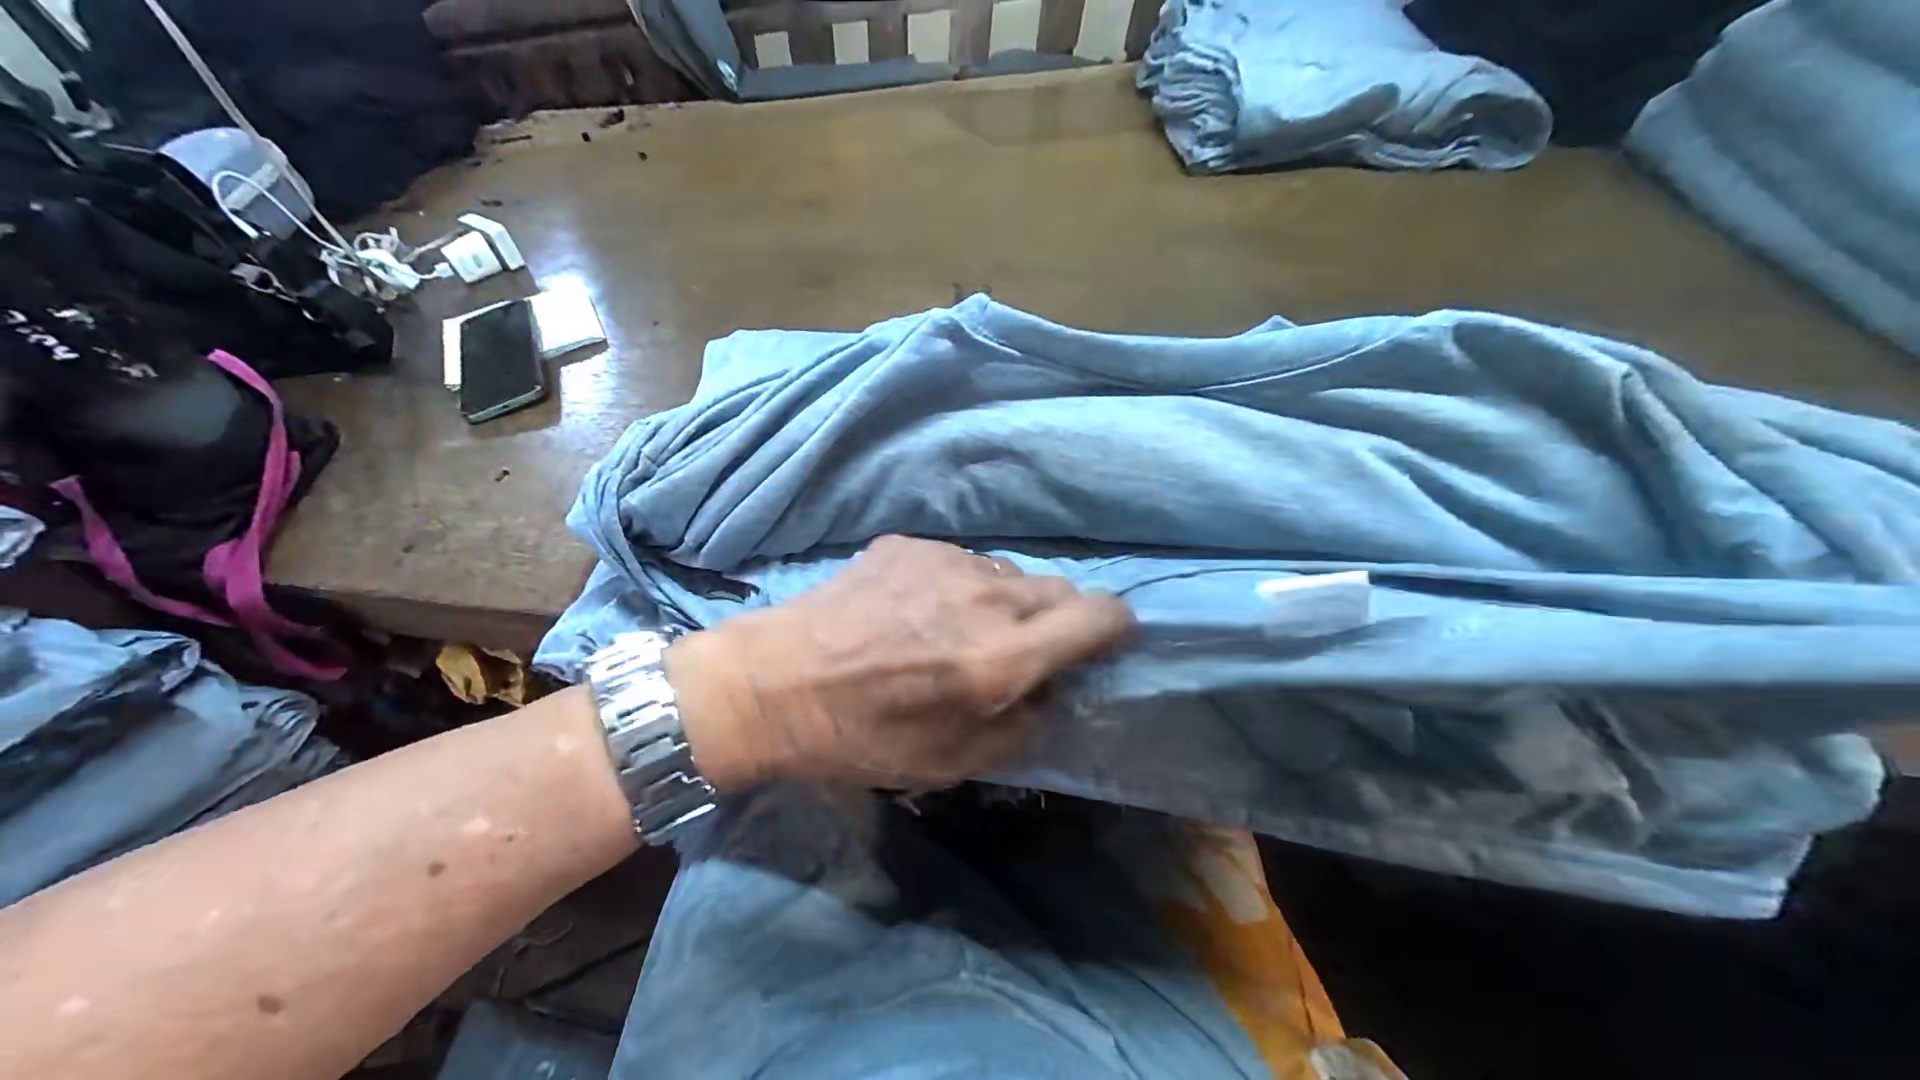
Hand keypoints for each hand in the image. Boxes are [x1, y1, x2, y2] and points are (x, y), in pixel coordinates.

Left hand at [665, 536, 1134, 790]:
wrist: (771, 684)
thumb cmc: (862, 738)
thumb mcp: (955, 761)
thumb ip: (1025, 722)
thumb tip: (1051, 686)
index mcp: (1001, 656)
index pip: (1102, 614)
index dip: (1112, 630)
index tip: (1097, 648)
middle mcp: (985, 595)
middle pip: (1062, 589)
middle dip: (1058, 622)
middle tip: (1022, 652)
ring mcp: (944, 560)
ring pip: (1011, 574)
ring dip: (1005, 603)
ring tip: (959, 632)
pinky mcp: (909, 543)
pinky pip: (963, 562)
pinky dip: (959, 587)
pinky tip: (915, 612)